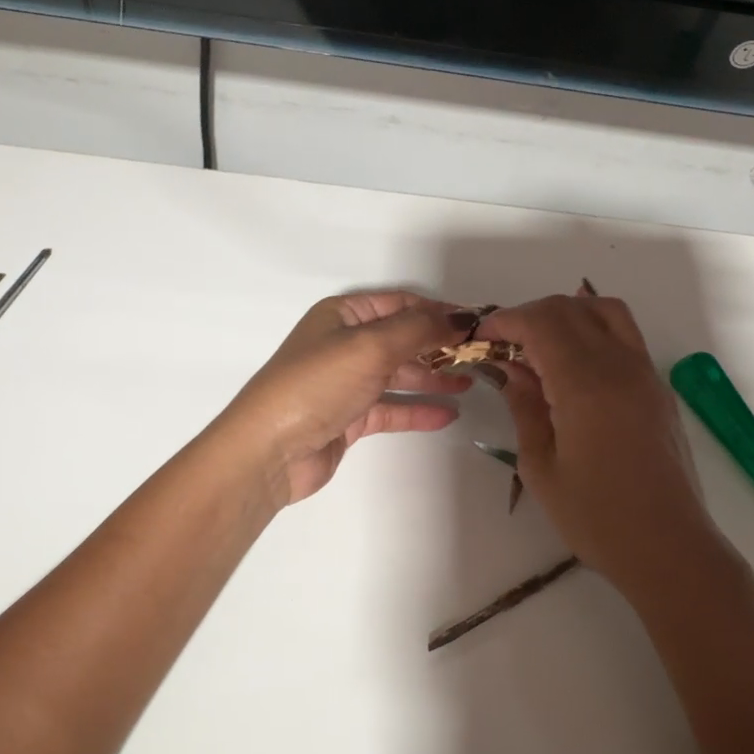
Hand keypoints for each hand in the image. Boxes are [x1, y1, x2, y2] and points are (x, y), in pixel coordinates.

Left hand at [213, 292, 477, 506]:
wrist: (270, 450)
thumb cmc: (318, 384)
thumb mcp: (371, 346)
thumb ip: (419, 330)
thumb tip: (461, 318)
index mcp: (343, 314)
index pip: (400, 304)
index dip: (438, 311)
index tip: (478, 324)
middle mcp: (344, 344)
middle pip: (402, 338)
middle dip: (440, 345)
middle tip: (482, 356)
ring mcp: (346, 382)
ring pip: (399, 373)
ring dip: (434, 377)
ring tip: (472, 382)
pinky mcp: (348, 418)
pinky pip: (391, 407)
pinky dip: (418, 409)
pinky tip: (448, 414)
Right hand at [478, 287, 722, 590]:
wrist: (670, 548)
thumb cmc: (597, 517)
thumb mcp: (541, 466)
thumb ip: (525, 407)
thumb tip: (512, 369)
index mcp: (586, 385)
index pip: (541, 323)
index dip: (506, 321)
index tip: (480, 338)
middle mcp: (620, 366)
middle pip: (570, 309)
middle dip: (530, 315)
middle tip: (502, 345)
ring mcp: (646, 373)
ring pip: (605, 311)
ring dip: (566, 314)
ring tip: (540, 345)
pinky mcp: (658, 388)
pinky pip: (624, 334)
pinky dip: (592, 329)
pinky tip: (572, 364)